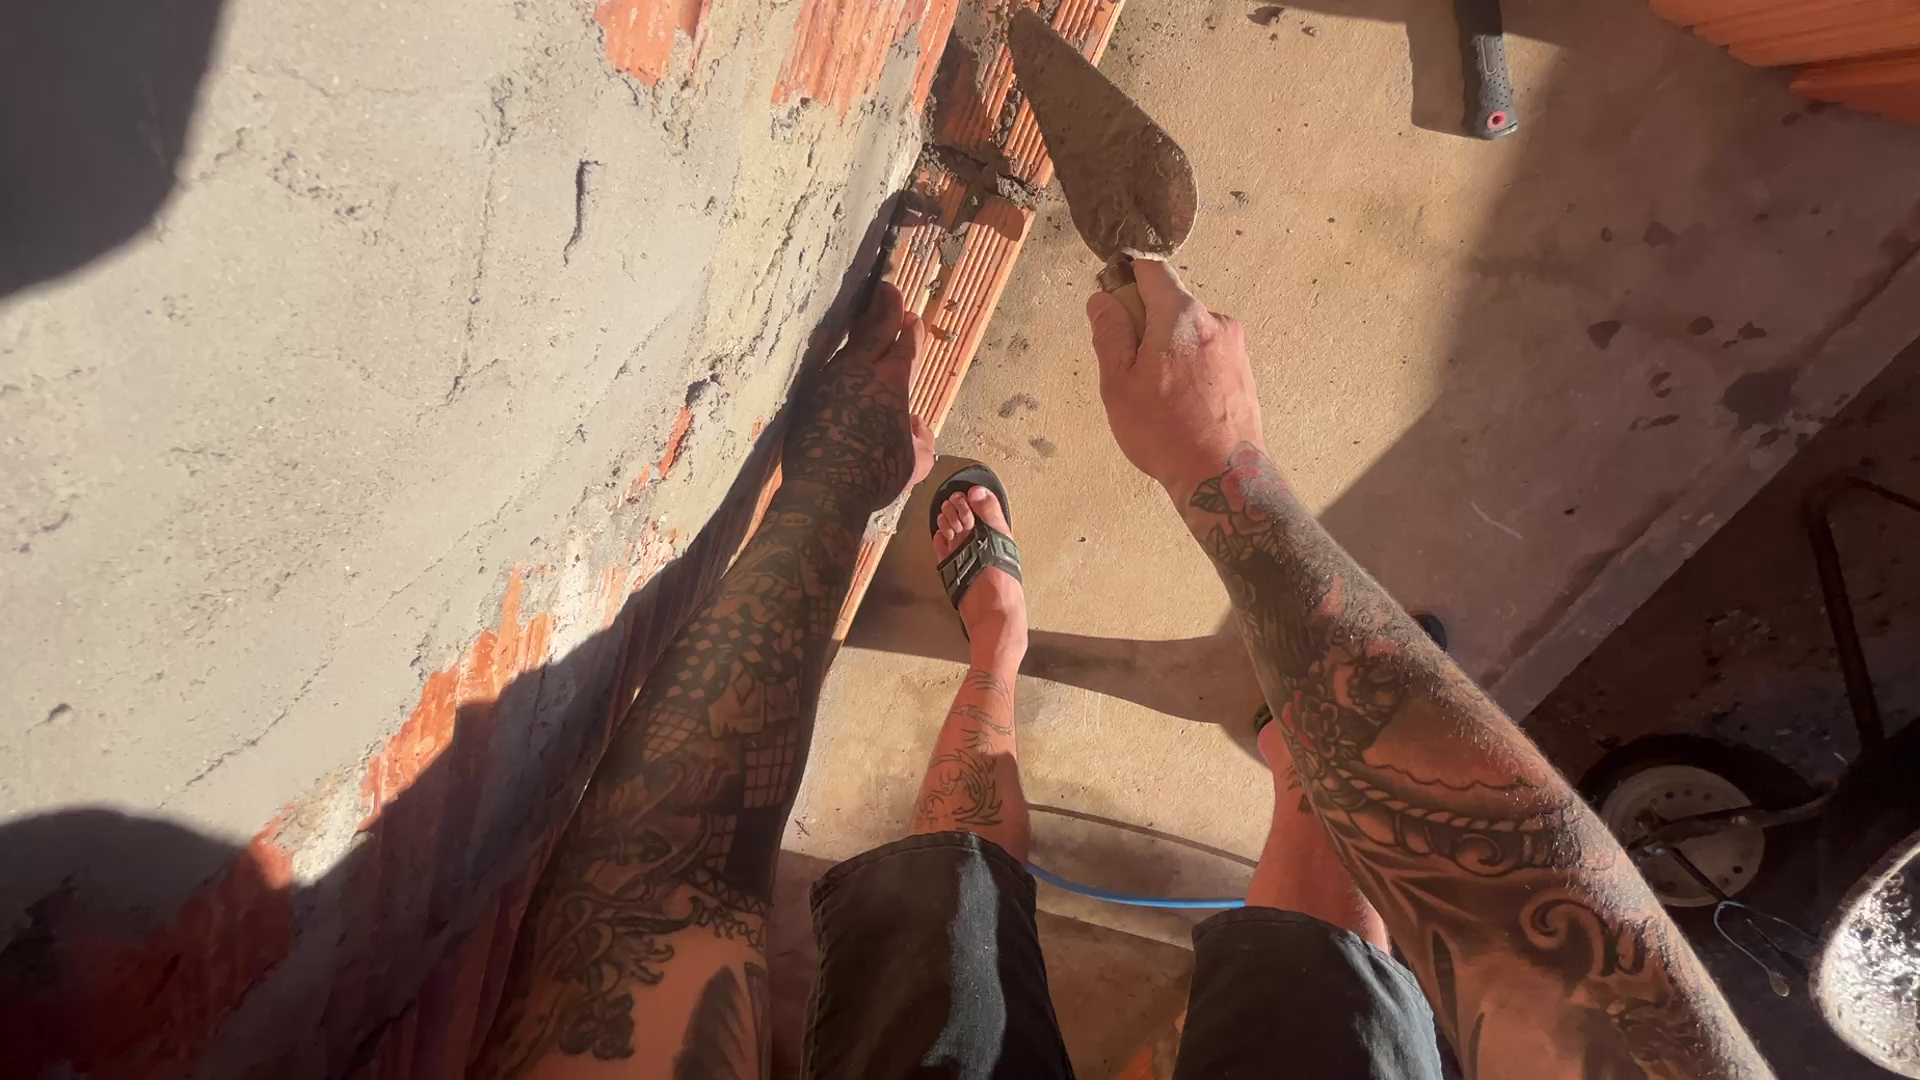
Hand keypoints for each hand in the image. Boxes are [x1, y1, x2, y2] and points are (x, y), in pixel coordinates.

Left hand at [784, 283, 934, 511]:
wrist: (825, 490)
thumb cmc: (876, 476)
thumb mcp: (915, 462)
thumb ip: (921, 439)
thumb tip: (915, 424)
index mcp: (892, 383)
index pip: (904, 348)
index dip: (911, 332)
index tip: (912, 318)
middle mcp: (859, 372)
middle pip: (874, 330)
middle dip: (884, 308)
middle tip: (889, 289)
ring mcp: (828, 381)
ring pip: (847, 347)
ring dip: (859, 332)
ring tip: (865, 320)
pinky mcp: (806, 395)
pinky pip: (828, 369)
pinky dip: (840, 361)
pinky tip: (842, 364)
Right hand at [1085, 261, 1262, 503]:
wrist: (1221, 473)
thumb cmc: (1163, 431)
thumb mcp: (1118, 384)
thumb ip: (1109, 335)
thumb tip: (1102, 300)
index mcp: (1180, 316)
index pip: (1152, 270)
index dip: (1126, 279)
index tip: (1112, 304)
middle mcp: (1214, 320)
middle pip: (1171, 303)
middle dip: (1144, 325)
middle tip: (1128, 369)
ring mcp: (1234, 346)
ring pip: (1188, 332)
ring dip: (1167, 350)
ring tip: (1155, 396)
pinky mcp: (1244, 371)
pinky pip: (1206, 355)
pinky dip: (1188, 368)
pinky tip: (1179, 404)